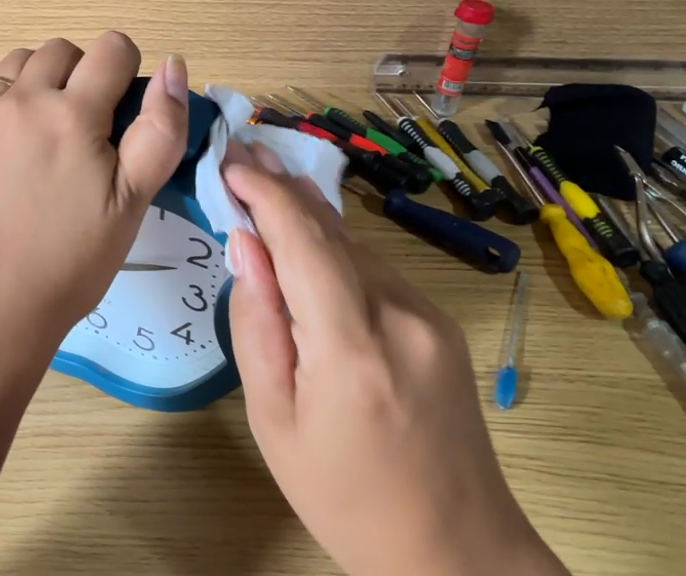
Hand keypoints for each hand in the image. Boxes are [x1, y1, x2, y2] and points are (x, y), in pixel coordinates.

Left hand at [0, 33, 189, 351]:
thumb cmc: (70, 261)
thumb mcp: (132, 202)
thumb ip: (159, 130)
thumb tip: (173, 67)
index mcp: (73, 113)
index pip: (111, 50)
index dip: (129, 68)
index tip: (127, 106)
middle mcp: (23, 98)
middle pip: (62, 51)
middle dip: (85, 71)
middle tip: (91, 121)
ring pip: (16, 61)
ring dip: (40, 73)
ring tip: (47, 112)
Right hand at [224, 145, 566, 575]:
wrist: (455, 548)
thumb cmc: (344, 495)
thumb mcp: (274, 419)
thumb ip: (258, 324)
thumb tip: (247, 246)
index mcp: (353, 349)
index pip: (305, 242)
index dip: (267, 193)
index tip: (231, 161)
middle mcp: (402, 317)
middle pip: (334, 234)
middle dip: (285, 189)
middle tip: (244, 151)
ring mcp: (431, 317)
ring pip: (356, 248)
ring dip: (309, 217)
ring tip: (267, 181)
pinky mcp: (441, 324)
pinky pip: (376, 270)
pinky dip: (335, 248)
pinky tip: (308, 242)